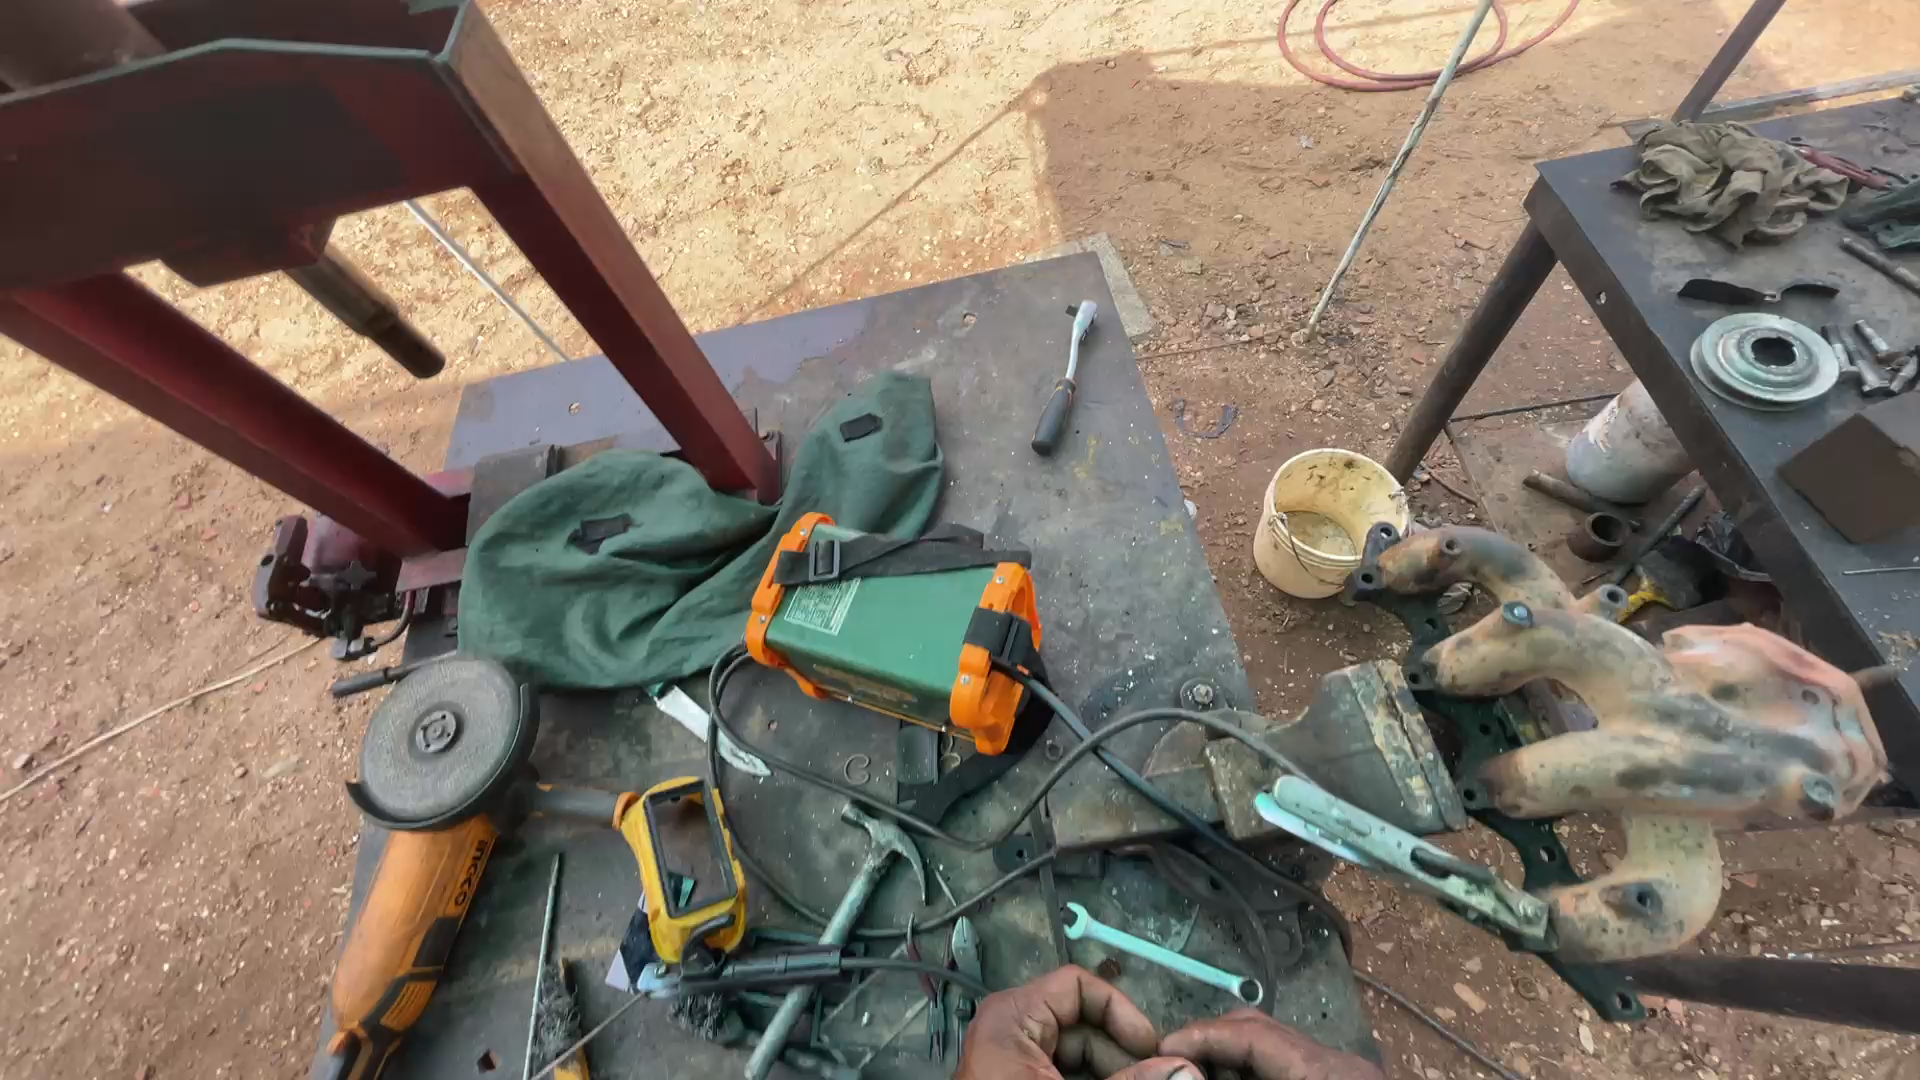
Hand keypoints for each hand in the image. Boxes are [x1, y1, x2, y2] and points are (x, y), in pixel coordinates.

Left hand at [955, 965, 1198, 1079]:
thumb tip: (1190, 1071)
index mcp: (1014, 1015)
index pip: (1077, 986)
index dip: (1122, 1011)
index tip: (1158, 1050)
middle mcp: (1013, 1029)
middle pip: (1084, 1025)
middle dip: (1126, 1056)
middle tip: (1166, 1078)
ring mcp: (1016, 1062)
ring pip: (1080, 1058)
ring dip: (1116, 1075)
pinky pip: (1065, 1078)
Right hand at [1160, 1009, 1384, 1079]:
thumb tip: (1181, 1071)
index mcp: (1324, 1072)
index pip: (1251, 1032)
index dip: (1201, 1036)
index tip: (1162, 1049)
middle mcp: (1337, 1064)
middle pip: (1261, 1030)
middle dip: (1212, 1043)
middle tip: (1173, 1062)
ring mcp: (1343, 1077)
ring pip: (1273, 1050)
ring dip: (1232, 1061)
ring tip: (1198, 1075)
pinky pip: (1288, 1070)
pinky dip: (1254, 1077)